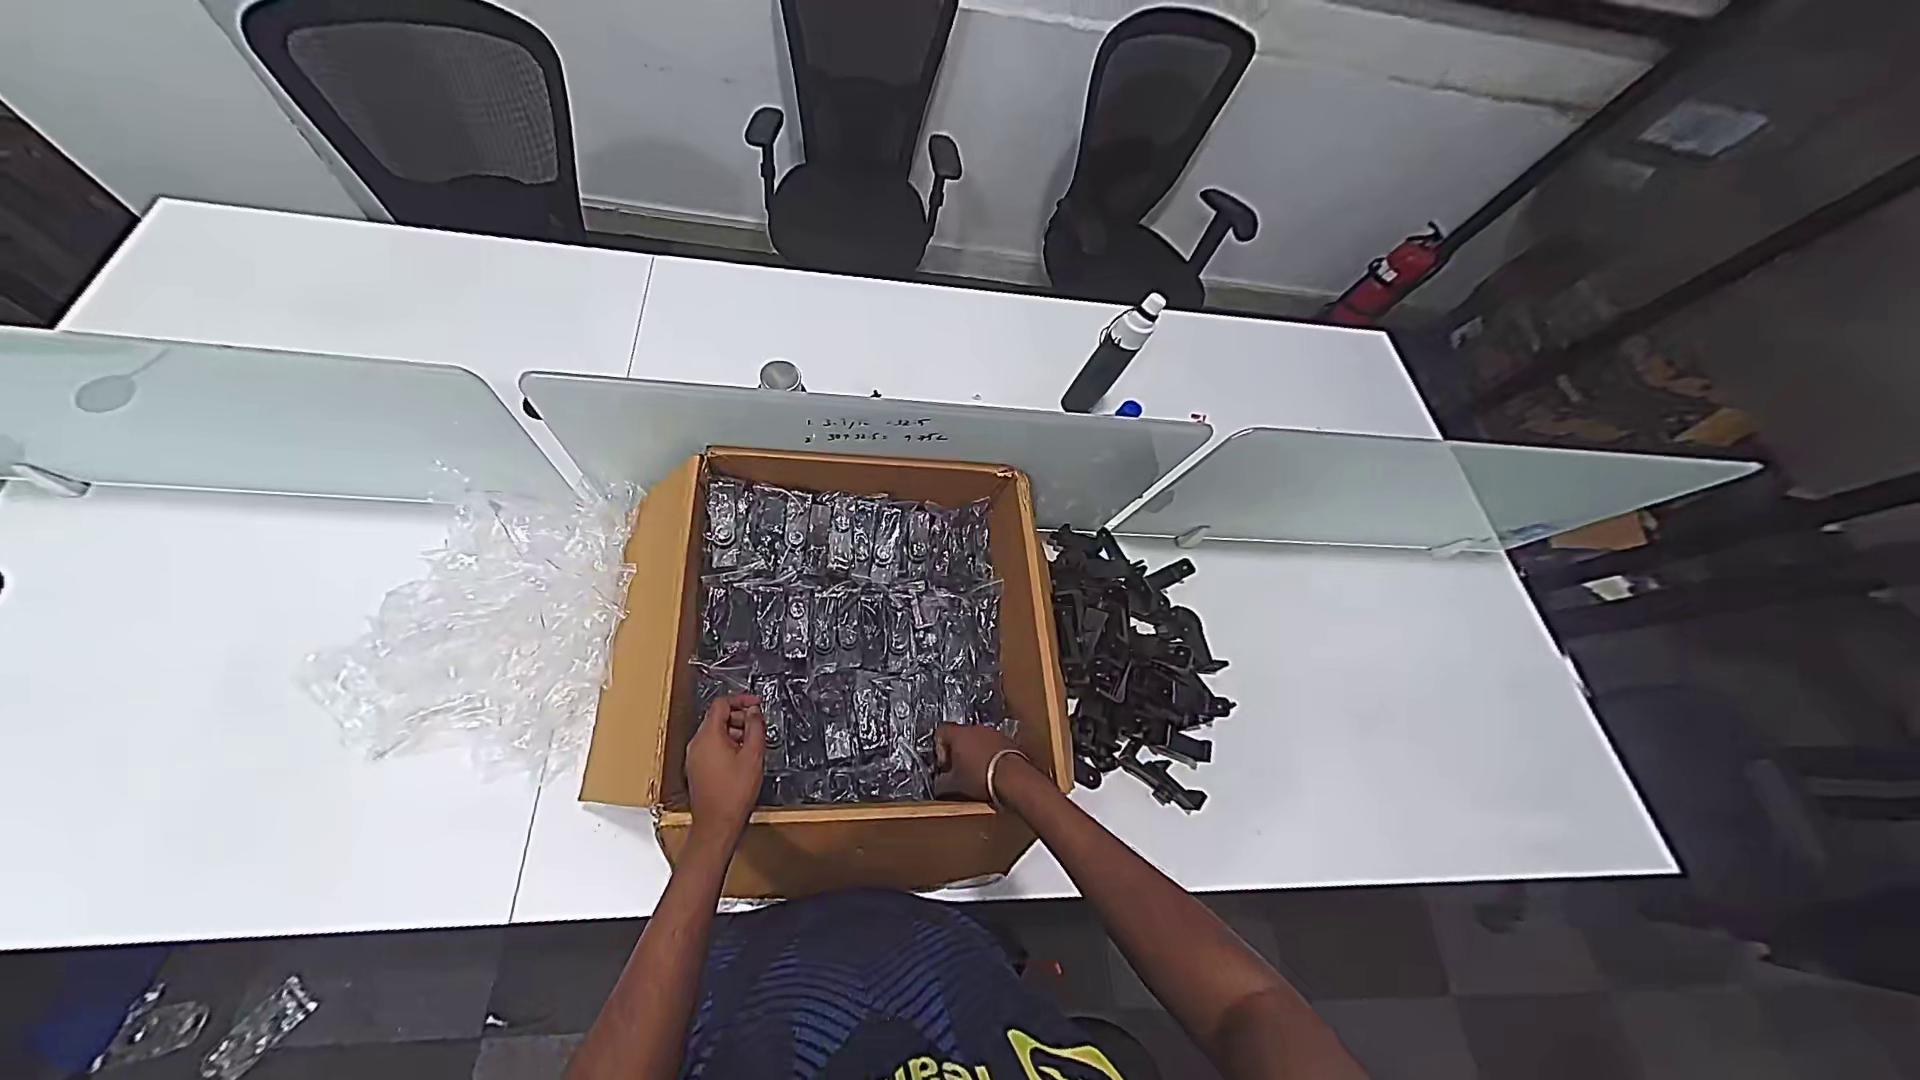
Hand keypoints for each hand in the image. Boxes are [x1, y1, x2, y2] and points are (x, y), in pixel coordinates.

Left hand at [685, 694, 763, 842]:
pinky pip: (711, 747)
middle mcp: (696, 744)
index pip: (721, 704)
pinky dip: (727, 744)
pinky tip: (742, 757)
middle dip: (739, 717)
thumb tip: (754, 712)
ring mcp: (694, 757)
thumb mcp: (753, 754)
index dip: (741, 700)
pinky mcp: (696, 769)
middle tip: (758, 725)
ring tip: (753, 743)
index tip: (756, 704)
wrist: (717, 824)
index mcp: (708, 736)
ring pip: (714, 733)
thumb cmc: (734, 792)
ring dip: (734, 731)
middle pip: (717, 717)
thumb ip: (755, 727)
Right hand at [934, 722, 1025, 802]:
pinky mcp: (1007, 740)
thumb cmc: (979, 777)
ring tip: (976, 772)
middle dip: (958, 752)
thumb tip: (939, 782)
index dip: (939, 748)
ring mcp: (993, 733)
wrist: (1013, 778)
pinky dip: (989, 755)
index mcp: (958, 734)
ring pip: (977, 740)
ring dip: (974, 753)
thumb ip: (942, 781)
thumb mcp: (954, 785)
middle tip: (958, 770)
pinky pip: (992, 745)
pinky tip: (991, 771)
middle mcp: (975, 728)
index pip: (941, 732)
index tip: (945, 765)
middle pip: (960, 736)